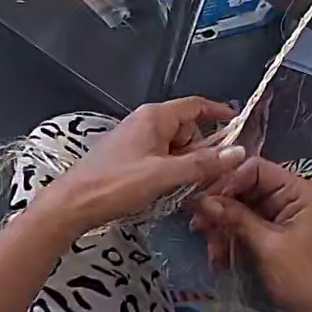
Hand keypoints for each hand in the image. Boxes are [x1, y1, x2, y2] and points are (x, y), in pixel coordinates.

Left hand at [32, 98, 244, 234]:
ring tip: (184, 187)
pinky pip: (161, 157)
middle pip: (188, 128)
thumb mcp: (164, 175)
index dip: (220, 113)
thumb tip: (238, 152)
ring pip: (175, 146)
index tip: (240, 126)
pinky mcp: (129, 156)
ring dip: (186, 164)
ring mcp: (136, 139)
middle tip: (206, 176)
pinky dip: (171, 170)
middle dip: (201, 150)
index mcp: (155, 117)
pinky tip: (169, 189)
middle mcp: (146, 121)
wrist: (71, 206)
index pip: (196, 105)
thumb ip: (203, 164)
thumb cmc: (115, 185)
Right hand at [189, 157, 311, 311]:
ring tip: (210, 249)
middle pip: (245, 188)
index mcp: (298, 190)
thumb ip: (235, 218)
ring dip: (222, 227)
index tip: (206, 202)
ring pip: (241, 209)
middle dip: (221, 207)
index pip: (255, 168)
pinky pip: (245, 226)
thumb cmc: (303, 278)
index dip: (228, 181)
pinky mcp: (273, 234)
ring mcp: (281, 215)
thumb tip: (201, 199)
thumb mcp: (267, 246)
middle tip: (197, 227)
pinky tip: (218, 256)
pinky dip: (231, 238)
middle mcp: (290, 196)